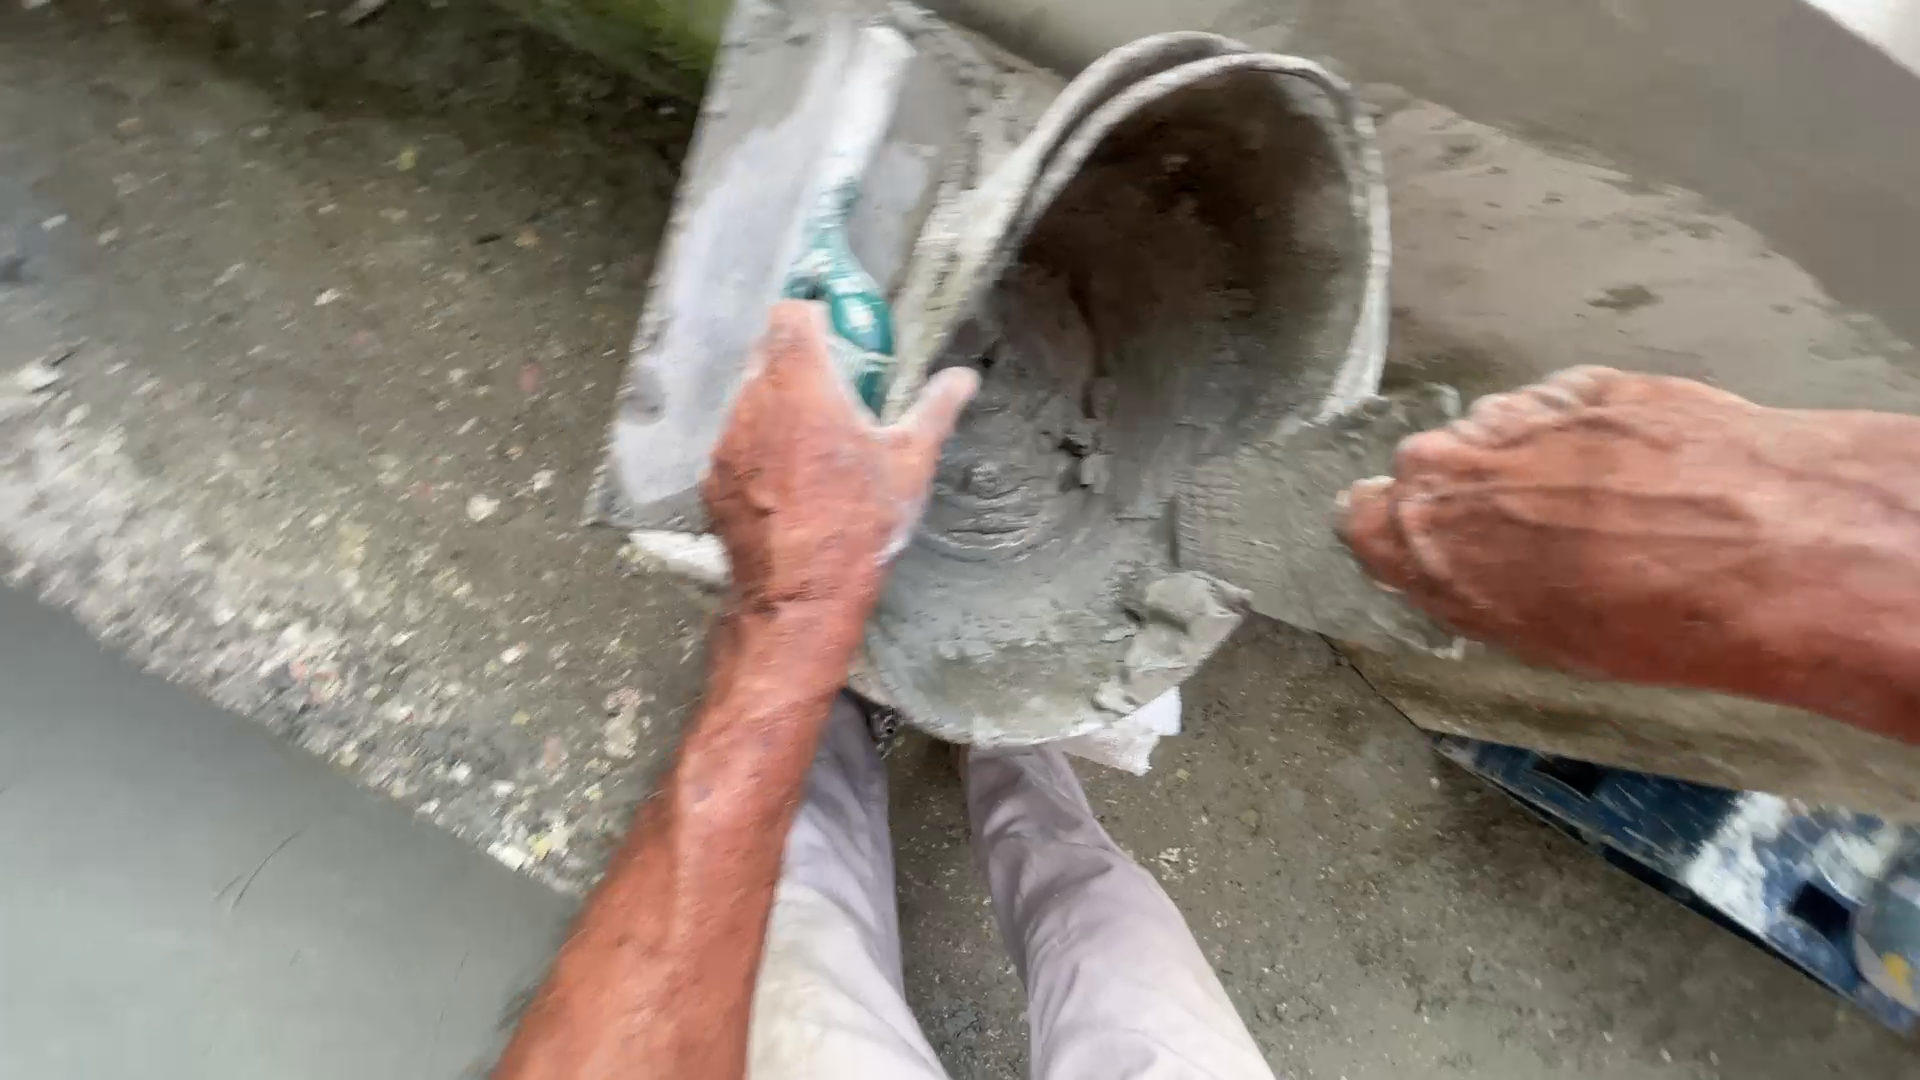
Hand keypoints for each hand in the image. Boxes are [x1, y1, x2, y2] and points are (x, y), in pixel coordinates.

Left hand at [703, 301, 977, 634]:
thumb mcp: (911, 465)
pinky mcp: (711, 478)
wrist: (801, 596)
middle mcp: (754, 403)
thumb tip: (964, 378)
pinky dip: (756, 446)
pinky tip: (784, 482)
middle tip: (832, 395)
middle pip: (765, 353)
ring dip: (776, 405)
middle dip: (797, 362)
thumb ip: (935, 410)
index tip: (838, 340)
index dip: (814, 317)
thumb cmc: (861, 524)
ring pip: (747, 398)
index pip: (791, 314)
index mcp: (804, 386)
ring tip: (809, 445)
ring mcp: (726, 442)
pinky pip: (733, 442)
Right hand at [1336, 366, 1919, 711]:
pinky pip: (1551, 408)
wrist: (1780, 551)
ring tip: (1593, 498)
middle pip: (1422, 470)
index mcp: (1411, 527)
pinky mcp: (1581, 382)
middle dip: (1457, 493)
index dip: (1393, 532)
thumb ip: (1442, 582)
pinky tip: (1631, 467)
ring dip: (1516, 460)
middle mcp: (1441, 461)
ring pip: (1487, 435)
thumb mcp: (1513, 632)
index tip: (1428, 546)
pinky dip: (1575, 433)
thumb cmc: (1634, 621)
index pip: (1354, 514)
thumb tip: (1424, 561)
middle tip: (1521, 529)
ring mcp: (1511, 414)